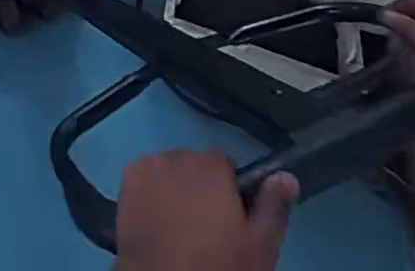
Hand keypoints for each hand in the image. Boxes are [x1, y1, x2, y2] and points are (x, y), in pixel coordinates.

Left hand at [115, 149, 297, 270]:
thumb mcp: (259, 248)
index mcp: (212, 166)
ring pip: (170, 170)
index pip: (225, 163)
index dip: (228, 190)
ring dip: (176, 188)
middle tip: (204, 227)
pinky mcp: (128, 179)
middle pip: (195, 165)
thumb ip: (273, 206)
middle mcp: (179, 155)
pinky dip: (152, 191)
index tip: (229, 217)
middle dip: (201, 187)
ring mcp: (149, 165)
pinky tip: (156, 220)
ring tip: (179, 228)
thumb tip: (287, 175)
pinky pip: (146, 177)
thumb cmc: (218, 269)